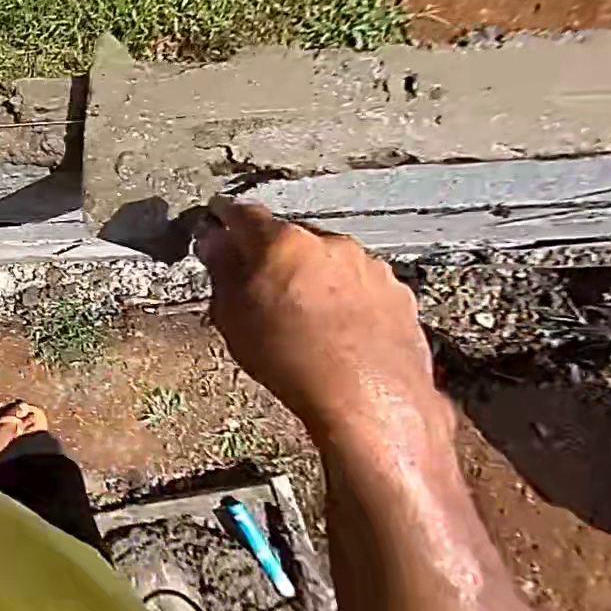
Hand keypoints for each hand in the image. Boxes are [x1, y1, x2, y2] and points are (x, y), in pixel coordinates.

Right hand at [195, 197, 443, 442]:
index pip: (243, 214)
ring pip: (324, 260)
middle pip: (287, 237)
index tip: (214, 219)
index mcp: (282, 242)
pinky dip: (337, 296)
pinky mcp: (396, 292)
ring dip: (305, 275)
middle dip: (267, 254)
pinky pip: (355, 283)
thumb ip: (221, 272)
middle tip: (250, 283)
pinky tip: (328, 328)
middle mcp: (329, 242)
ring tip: (293, 315)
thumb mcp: (232, 316)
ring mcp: (368, 265)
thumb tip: (214, 244)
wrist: (367, 396)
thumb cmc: (289, 355)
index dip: (223, 216)